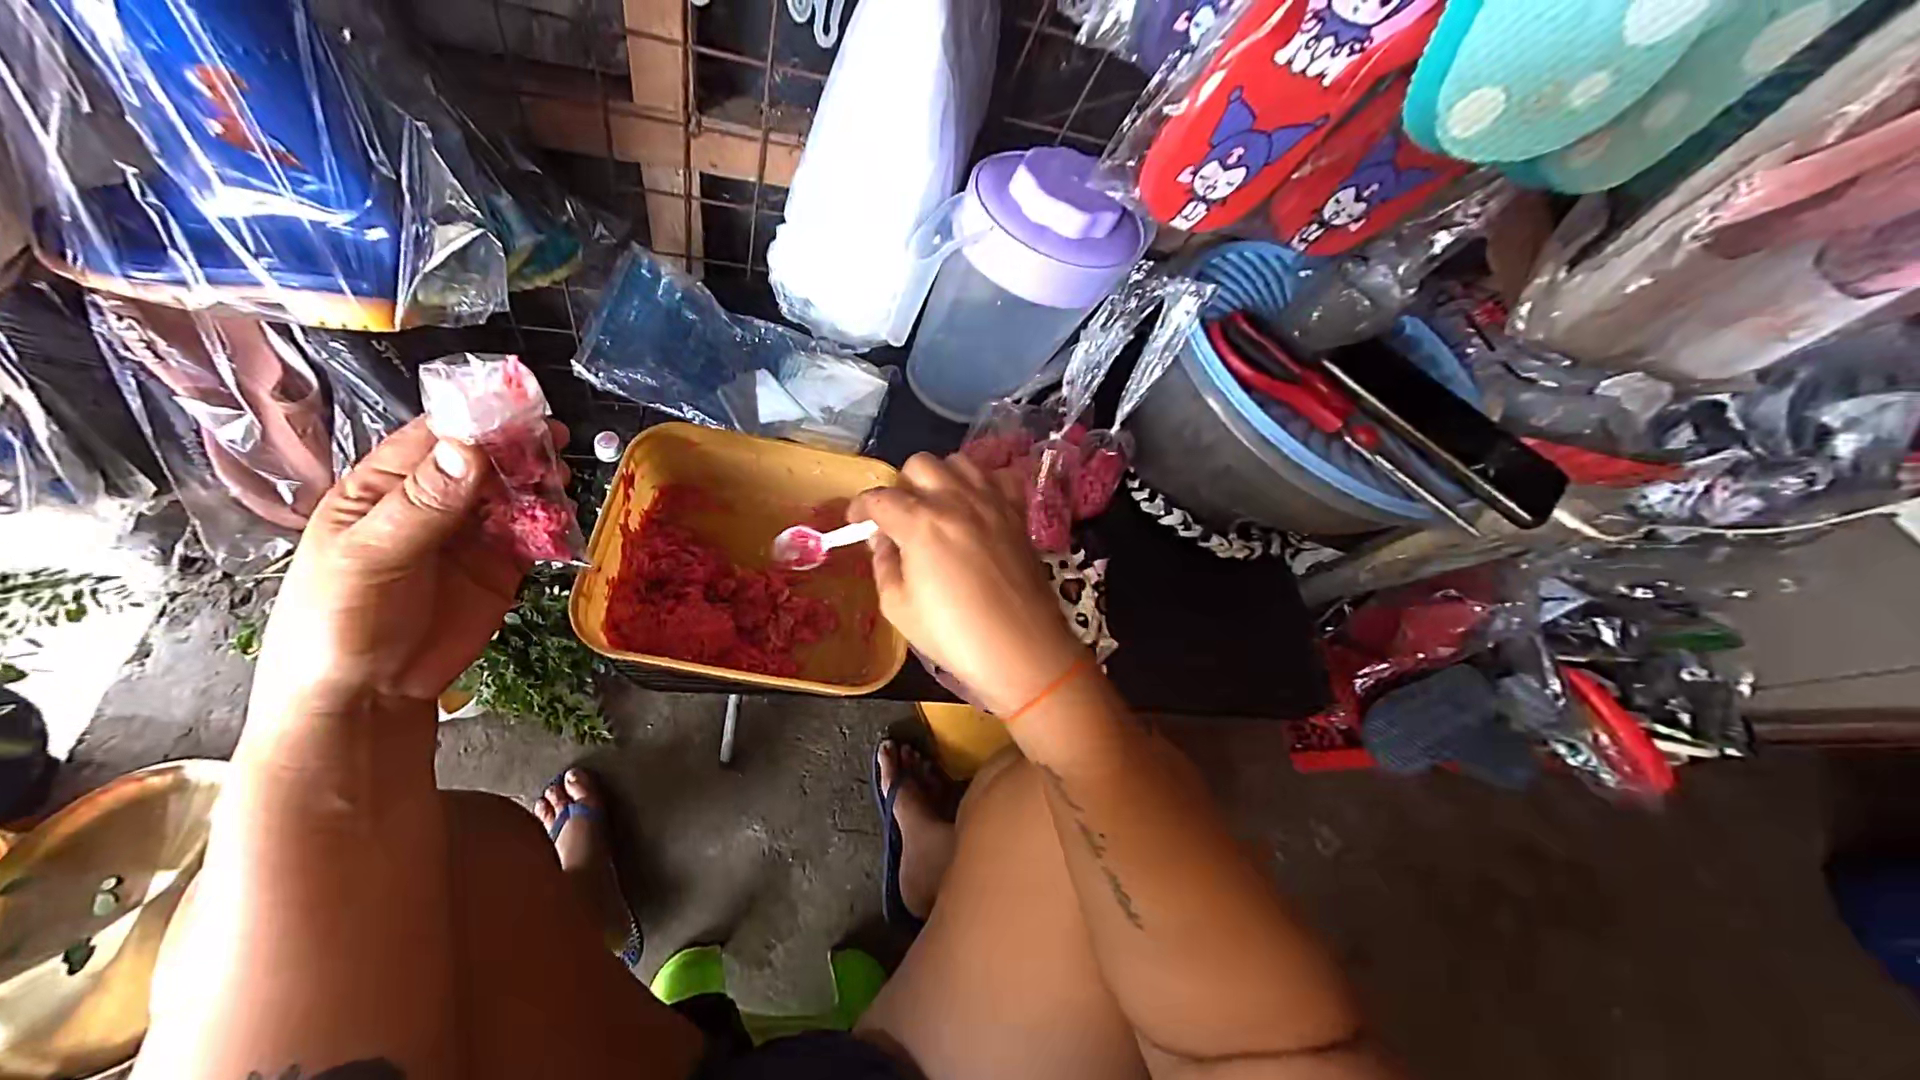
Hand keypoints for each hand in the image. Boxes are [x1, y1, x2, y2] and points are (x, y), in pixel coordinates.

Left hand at [250, 418, 562, 714]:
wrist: (369, 694)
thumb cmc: (340, 621)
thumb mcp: (371, 556)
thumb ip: (423, 505)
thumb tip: (467, 448)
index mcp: (386, 487)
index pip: (435, 436)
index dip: (476, 418)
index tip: (518, 408)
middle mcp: (434, 502)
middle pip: (485, 460)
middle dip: (518, 448)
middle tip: (552, 442)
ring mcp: (471, 534)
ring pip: (515, 493)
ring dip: (540, 483)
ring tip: (561, 480)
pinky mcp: (502, 565)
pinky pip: (534, 534)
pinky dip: (552, 524)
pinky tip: (563, 518)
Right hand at [850, 453, 1085, 716]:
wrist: (1021, 648)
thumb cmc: (954, 635)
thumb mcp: (899, 608)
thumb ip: (884, 566)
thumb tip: (883, 542)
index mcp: (920, 523)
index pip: (879, 497)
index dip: (860, 507)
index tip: (855, 521)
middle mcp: (956, 500)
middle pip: (919, 465)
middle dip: (901, 486)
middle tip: (899, 518)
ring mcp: (991, 502)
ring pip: (959, 462)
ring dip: (940, 477)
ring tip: (937, 506)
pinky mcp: (1017, 513)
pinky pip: (999, 477)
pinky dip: (982, 483)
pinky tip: (975, 506)